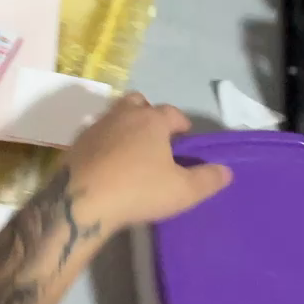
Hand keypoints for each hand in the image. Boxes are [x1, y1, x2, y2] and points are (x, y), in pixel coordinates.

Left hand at [63, 93, 230, 227]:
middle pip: (140, 103)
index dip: (182, 124)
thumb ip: (207, 179)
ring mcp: (97, 125)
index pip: (172, 113)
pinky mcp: (77, 141)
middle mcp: (123, 114)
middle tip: (157, 137)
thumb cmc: (138, 190)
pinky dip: (106, 140)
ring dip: (126, 125)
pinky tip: (109, 160)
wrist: (81, 200)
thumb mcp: (183, 191)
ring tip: (134, 148)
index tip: (186, 137)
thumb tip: (226, 170)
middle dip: (150, 114)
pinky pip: (97, 133)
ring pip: (116, 114)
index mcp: (152, 120)